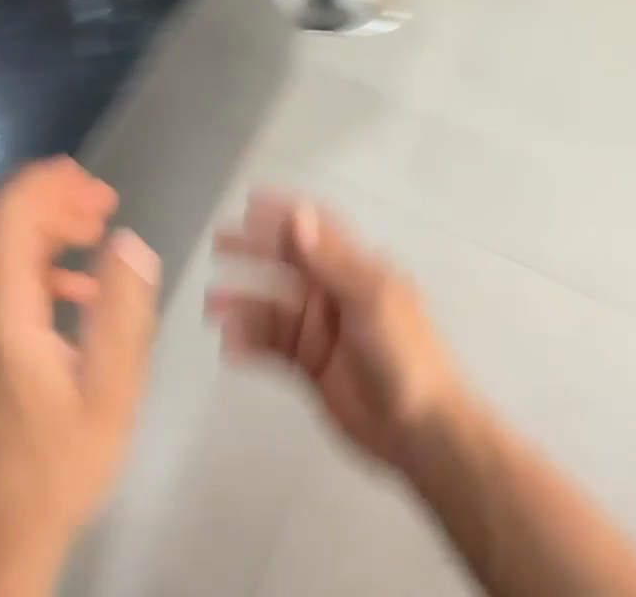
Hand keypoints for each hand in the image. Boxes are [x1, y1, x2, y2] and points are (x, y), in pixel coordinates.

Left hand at [0, 159, 160, 596]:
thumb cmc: (54, 468)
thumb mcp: (110, 394)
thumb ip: (124, 313)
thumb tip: (130, 244)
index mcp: (0, 314)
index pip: (7, 216)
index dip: (45, 184)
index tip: (88, 178)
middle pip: (0, 226)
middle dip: (54, 202)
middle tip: (104, 203)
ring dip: (46, 232)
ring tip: (96, 234)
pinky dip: (34, 268)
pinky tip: (74, 291)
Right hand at [206, 192, 460, 470]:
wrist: (422, 431)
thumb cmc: (405, 356)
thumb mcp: (370, 300)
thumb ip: (330, 260)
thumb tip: (297, 215)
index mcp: (356, 270)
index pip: (317, 230)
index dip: (286, 214)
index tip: (250, 203)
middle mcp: (334, 294)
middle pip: (286, 263)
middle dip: (252, 251)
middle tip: (218, 243)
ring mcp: (320, 331)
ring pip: (271, 307)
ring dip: (242, 302)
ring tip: (212, 306)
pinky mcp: (309, 365)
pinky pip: (271, 346)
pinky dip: (248, 342)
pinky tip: (230, 346)